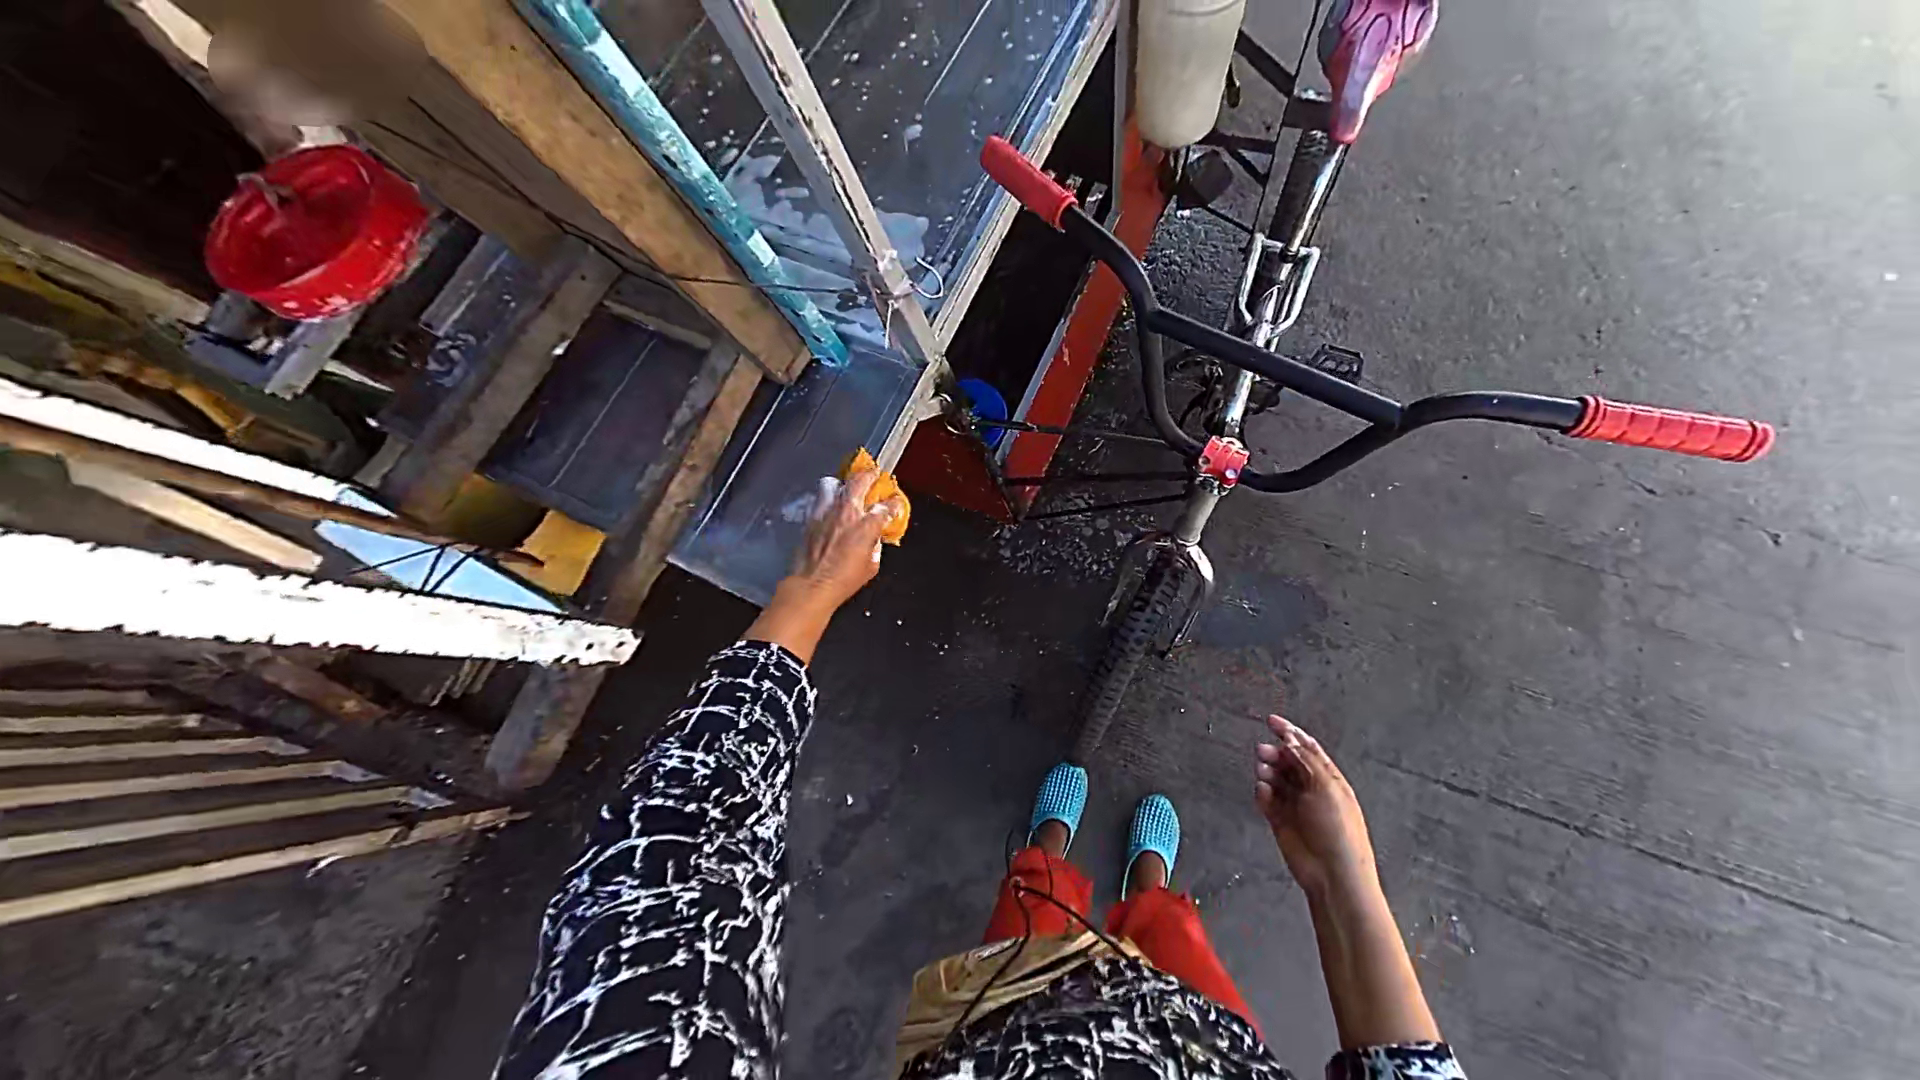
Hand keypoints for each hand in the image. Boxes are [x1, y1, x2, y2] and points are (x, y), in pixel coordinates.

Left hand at [785, 469, 905, 611]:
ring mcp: (826, 512)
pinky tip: (829, 508)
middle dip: (869, 475)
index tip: (894, 504)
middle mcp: (847, 512)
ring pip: (833, 483)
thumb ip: (874, 546)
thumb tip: (874, 540)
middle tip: (873, 475)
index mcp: (867, 525)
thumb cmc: (842, 580)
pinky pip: (819, 498)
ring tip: (845, 490)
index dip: (894, 503)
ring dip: (842, 484)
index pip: (886, 505)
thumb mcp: (870, 566)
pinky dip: (826, 500)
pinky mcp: (811, 518)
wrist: (813, 585)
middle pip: (860, 480)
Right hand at [1254, 714, 1377, 896]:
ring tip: (1263, 771)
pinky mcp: (1280, 820)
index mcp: (1329, 780)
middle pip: (1288, 761)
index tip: (1271, 721)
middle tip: (1262, 751)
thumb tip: (1291, 740)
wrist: (1331, 873)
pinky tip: (1264, 793)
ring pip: (1275, 778)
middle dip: (1274, 753)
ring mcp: (1296, 805)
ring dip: (1267, 771)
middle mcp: (1312, 790)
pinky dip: (1262, 793)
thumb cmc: (1339, 833)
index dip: (1290, 733)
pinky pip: (1266, 799)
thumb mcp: (1327, 788)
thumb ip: (1306, 761)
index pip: (1307, 749)